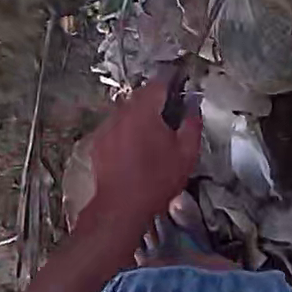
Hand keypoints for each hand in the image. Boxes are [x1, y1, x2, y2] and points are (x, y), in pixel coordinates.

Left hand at [78, 71, 201, 235]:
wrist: (122, 207)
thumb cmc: (157, 179)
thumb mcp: (186, 153)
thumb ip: (192, 125)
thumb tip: (193, 109)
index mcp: (144, 110)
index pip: (158, 83)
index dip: (172, 84)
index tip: (181, 89)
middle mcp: (121, 113)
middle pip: (140, 96)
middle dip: (156, 102)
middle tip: (170, 116)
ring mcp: (106, 127)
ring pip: (126, 112)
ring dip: (139, 117)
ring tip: (152, 136)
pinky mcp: (98, 143)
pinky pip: (116, 128)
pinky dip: (126, 132)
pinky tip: (134, 149)